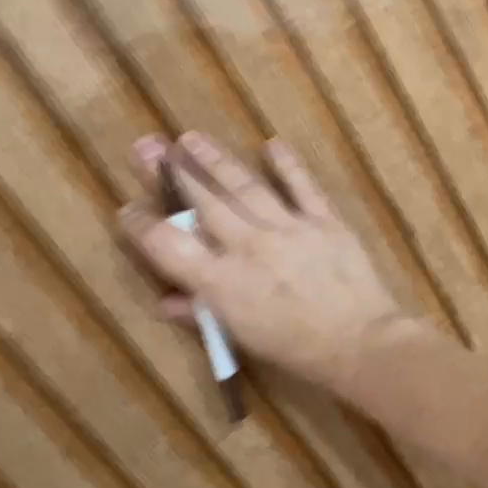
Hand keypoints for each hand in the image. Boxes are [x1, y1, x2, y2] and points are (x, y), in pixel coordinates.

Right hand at [117, 132, 422, 386]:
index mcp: (222, 282)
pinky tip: (272, 144)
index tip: (127, 208)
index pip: (167, 245)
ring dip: (216, 161)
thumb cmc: (297, 349)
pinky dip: (288, 165)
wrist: (361, 341)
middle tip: (148, 145)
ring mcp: (290, 229)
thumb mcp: (242, 338)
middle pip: (204, 203)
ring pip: (246, 187)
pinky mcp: (327, 222)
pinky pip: (304, 187)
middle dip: (172, 173)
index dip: (142, 225)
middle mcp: (250, 247)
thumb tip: (165, 301)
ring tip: (191, 138)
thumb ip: (202, 314)